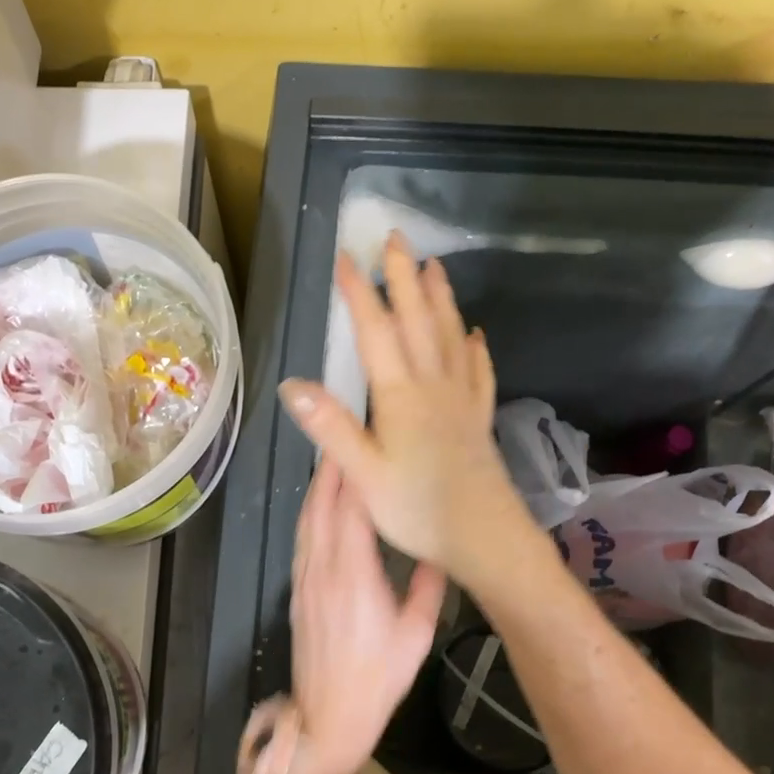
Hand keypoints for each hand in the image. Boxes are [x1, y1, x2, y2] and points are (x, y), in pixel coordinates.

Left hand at [238, 459, 444, 773]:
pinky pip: (302, 540)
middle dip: (332, 468)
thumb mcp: (417, 634)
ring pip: (307, 520)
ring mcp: (305, 579)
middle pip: (322, 505)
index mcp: (355, 575)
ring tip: (332, 459)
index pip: (352, 508)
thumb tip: (442, 551)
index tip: (367, 439)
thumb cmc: (378, 679)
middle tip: (345, 432)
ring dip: (317, 487)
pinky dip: (310, 514)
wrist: (327, 718)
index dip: (358, 471)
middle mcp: (323, 569)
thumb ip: (430, 587)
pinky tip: (318, 505)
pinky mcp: (297, 592)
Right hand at [277, 233, 529, 577]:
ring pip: (450, 337)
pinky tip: (475, 336)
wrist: (483, 535)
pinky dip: (475, 350)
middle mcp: (432, 386)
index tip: (346, 257)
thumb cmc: (417, 508)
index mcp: (399, 395)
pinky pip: (478, 374)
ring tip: (435, 267)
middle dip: (404, 278)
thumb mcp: (363, 473)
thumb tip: (290, 384)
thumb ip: (330, 427)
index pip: (375, 331)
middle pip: (417, 321)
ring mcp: (460, 401)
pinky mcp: (478, 420)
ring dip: (440, 300)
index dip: (359, 293)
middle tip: (396, 239)